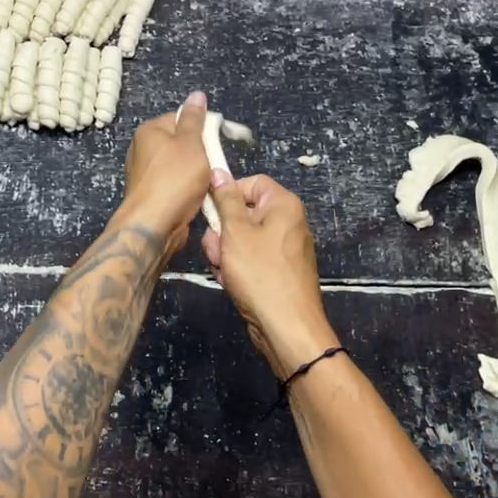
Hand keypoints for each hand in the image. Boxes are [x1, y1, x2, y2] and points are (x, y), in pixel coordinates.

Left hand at [116, 91, 213, 252]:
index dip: (201, 126)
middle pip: (181, 142)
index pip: (180, 118)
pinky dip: (188, 189)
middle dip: (201, 153)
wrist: (154, 224)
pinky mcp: (151, 194)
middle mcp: (143, 149)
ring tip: (209, 181)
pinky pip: (175, 184)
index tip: (219, 139)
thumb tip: (197, 94)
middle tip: (215, 163)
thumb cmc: (174, 179)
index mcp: (149, 131)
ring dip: (197, 173)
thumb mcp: (191, 143)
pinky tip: (199, 196)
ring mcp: (145, 173)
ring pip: (180, 166)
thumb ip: (195, 119)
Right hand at [204, 173, 338, 378]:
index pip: (251, 182)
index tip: (210, 211)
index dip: (228, 193)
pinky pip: (250, 259)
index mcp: (283, 204)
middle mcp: (287, 222)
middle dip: (223, 232)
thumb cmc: (260, 272)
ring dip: (226, 253)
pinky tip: (231, 283)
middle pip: (243, 212)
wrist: (286, 326)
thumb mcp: (235, 231)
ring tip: (225, 271)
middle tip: (218, 250)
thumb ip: (225, 199)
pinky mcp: (278, 270)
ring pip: (242, 238)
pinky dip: (237, 269)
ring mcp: (283, 248)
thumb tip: (219, 171)